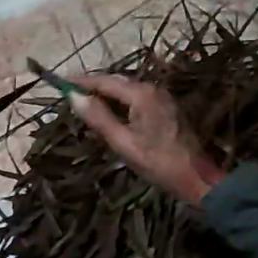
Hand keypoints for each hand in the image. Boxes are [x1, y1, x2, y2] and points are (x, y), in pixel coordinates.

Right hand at [66, 75, 224, 205]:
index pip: (104, 80)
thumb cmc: (158, 162)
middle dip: (93, 87)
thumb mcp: (123, 142)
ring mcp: (161, 97)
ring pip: (126, 90)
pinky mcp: (166, 107)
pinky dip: (120, 103)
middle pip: (116, 82)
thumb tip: (74, 97)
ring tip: (85, 105)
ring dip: (106, 95)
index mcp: (141, 93)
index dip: (81, 82)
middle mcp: (152, 88)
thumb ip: (98, 118)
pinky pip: (136, 98)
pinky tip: (110, 115)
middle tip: (70, 96)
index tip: (61, 83)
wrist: (196, 177)